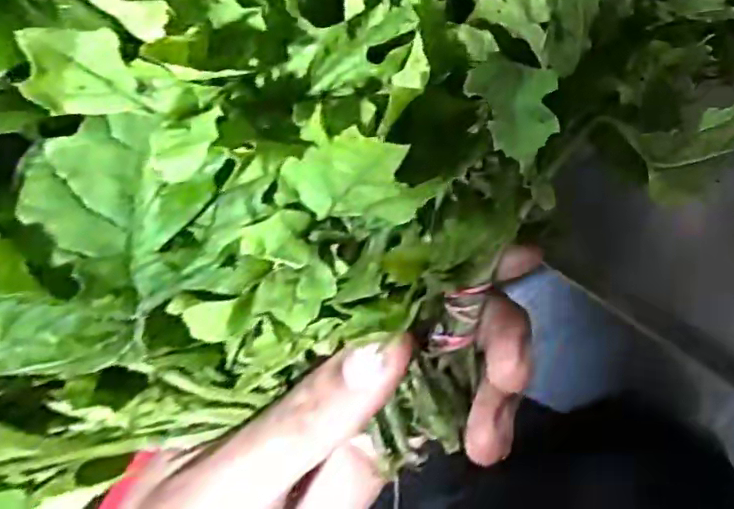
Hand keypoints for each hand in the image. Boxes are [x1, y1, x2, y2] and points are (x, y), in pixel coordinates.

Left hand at [116, 245, 543, 508]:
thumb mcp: (218, 490)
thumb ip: (299, 423)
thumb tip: (394, 341)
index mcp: (297, 330)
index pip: (382, 269)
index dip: (454, 249)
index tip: (515, 255)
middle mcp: (349, 337)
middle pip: (443, 298)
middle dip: (494, 326)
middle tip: (512, 375)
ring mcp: (381, 377)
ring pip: (464, 344)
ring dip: (497, 378)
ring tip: (491, 439)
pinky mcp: (402, 416)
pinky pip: (459, 397)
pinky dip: (487, 413)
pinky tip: (488, 443)